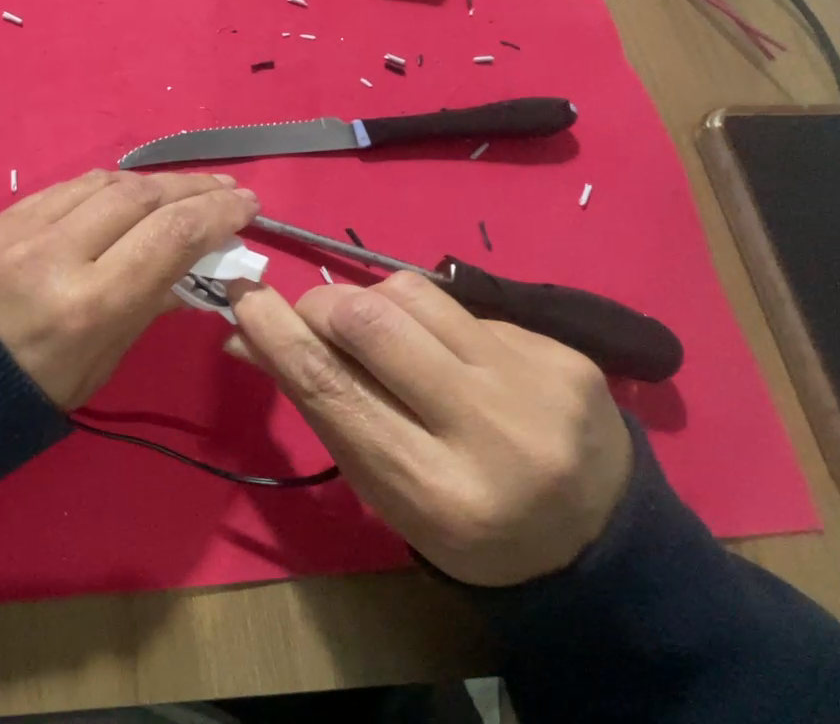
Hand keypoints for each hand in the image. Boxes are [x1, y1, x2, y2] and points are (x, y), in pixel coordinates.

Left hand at [0, 170, 259, 409]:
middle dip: (193, 188)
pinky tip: (126, 192)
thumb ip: (143, 310)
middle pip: (141, 198)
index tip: (247, 206)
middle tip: (227, 190)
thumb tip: (188, 271)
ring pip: (103, 183)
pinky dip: (106, 186)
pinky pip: (65, 187)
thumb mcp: (95, 369)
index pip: (171, 237)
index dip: (218, 215)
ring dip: (152, 181)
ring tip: (184, 188)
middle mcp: (57, 254)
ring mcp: (21, 228)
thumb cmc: (21, 395)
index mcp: (88, 305)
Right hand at [229, 273, 632, 586]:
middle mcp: (492, 433)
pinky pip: (466, 306)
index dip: (277, 333)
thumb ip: (317, 403)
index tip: (242, 294)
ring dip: (374, 302)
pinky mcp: (568, 354)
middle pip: (371, 325)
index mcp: (432, 489)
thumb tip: (243, 335)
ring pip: (415, 294)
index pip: (333, 388)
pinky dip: (434, 322)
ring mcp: (539, 386)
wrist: (596, 545)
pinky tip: (449, 356)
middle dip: (322, 306)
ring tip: (382, 335)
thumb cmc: (458, 522)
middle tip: (313, 317)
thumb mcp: (379, 482)